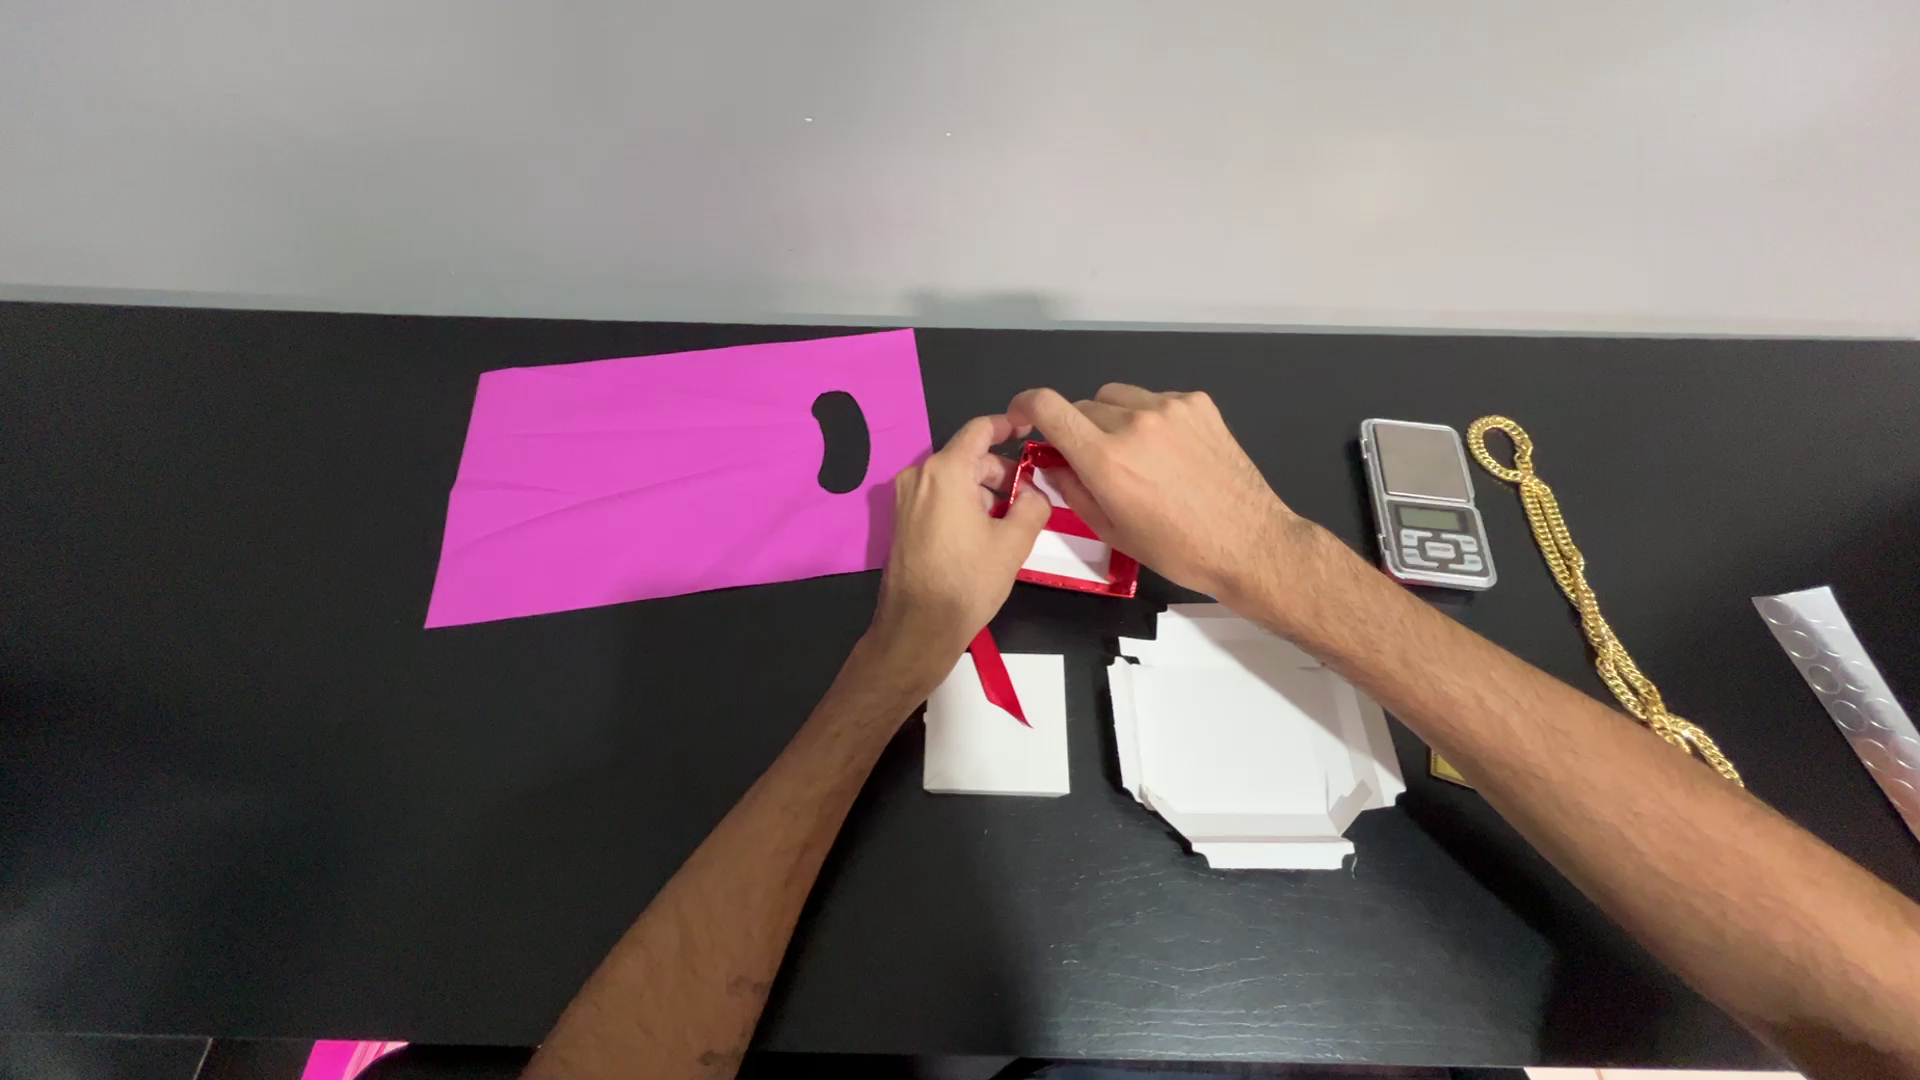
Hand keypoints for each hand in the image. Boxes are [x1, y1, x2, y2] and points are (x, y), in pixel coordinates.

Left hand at [868, 414, 1051, 682]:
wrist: (918, 627)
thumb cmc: (968, 581)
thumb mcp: (1013, 543)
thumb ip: (1032, 506)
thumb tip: (1034, 493)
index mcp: (945, 472)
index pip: (979, 430)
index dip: (1008, 425)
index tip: (1029, 429)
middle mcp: (919, 476)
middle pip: (967, 457)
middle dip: (1000, 470)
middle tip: (1030, 493)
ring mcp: (905, 499)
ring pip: (953, 480)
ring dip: (983, 491)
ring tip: (1012, 519)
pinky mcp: (901, 522)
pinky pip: (938, 498)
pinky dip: (963, 504)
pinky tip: (985, 531)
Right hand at [1005, 383, 1309, 603]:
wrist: (1248, 542)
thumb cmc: (1175, 548)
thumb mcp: (1111, 530)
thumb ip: (1072, 491)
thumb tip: (1051, 465)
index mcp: (1105, 459)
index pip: (1048, 407)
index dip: (1025, 404)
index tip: (1021, 414)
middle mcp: (1134, 423)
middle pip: (1082, 405)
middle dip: (1076, 429)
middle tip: (1092, 460)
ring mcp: (1169, 408)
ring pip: (1116, 397)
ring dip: (1110, 418)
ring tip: (1133, 453)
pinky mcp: (1198, 404)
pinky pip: (1154, 399)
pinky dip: (1148, 418)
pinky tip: (1167, 450)